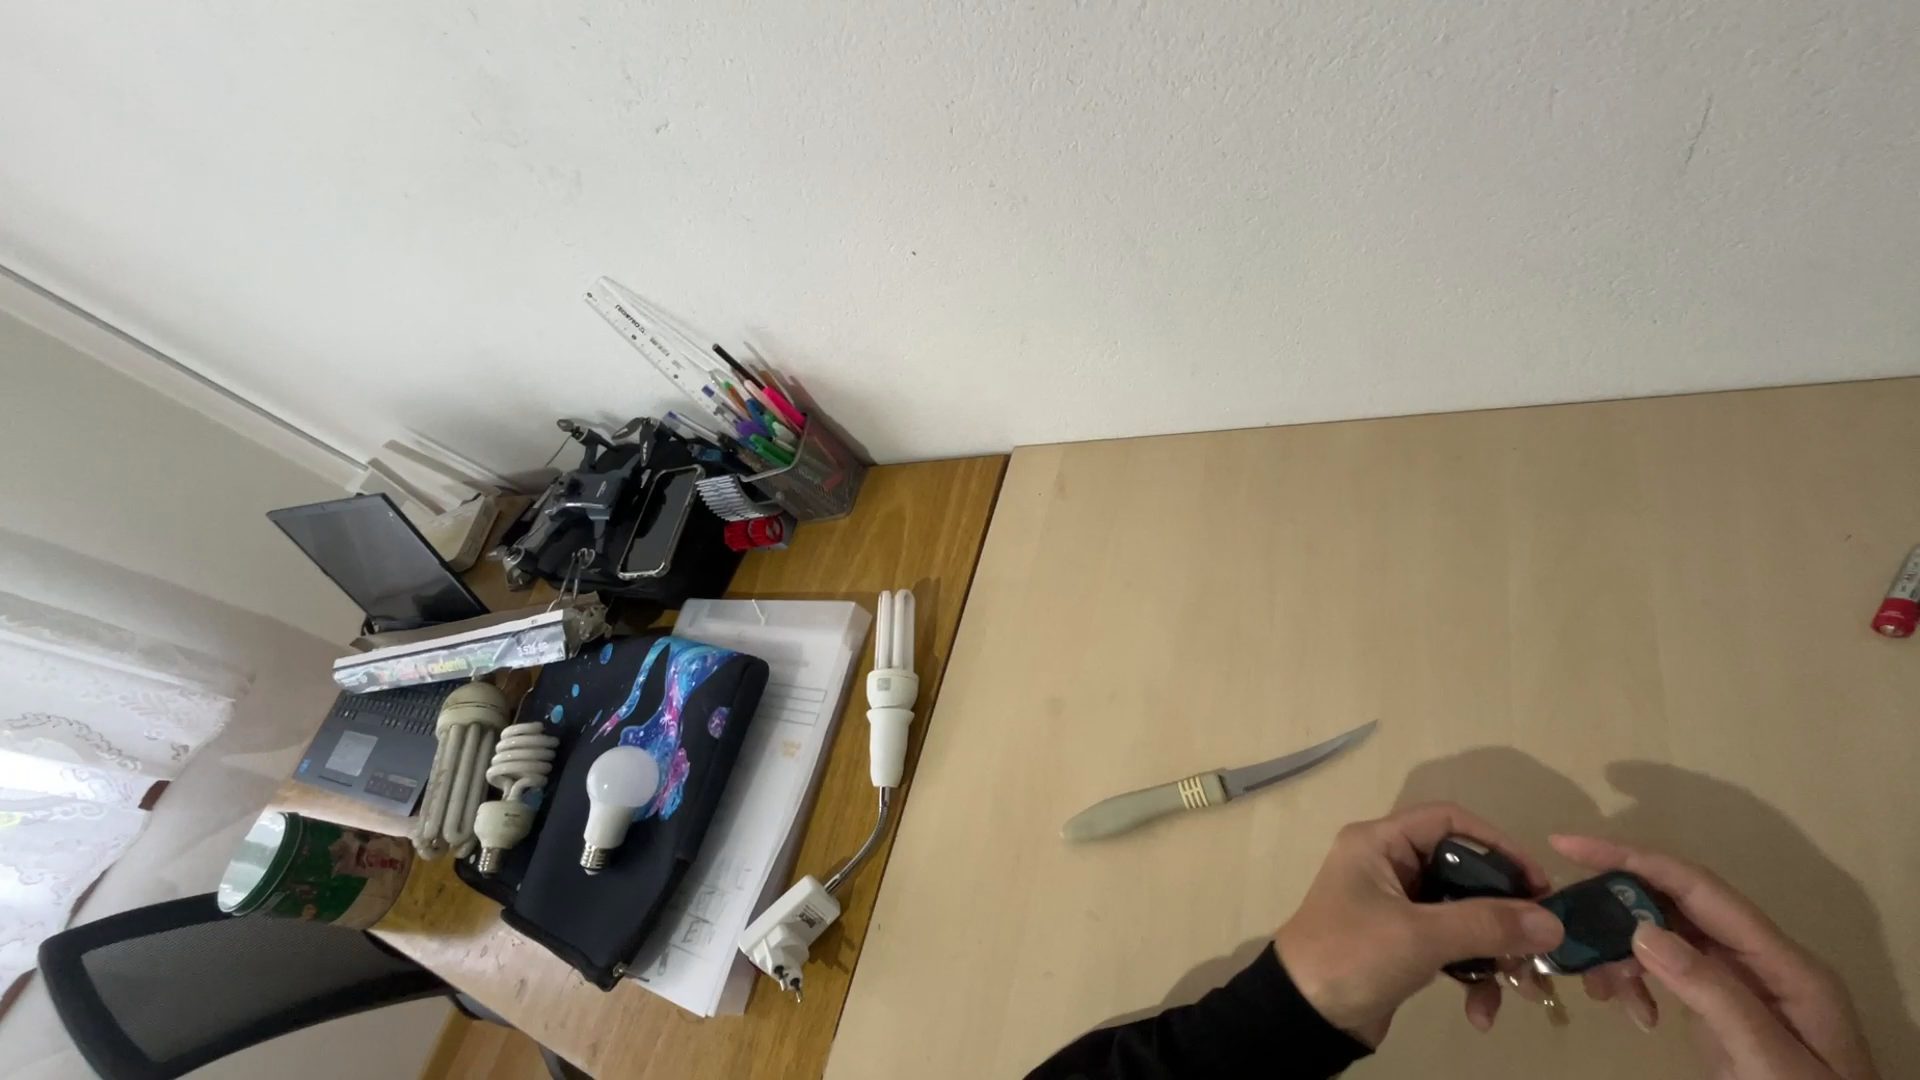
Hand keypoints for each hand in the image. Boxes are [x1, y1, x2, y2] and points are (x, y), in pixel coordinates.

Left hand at [1274, 803, 1565, 1046]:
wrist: (1308, 1011)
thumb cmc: (1352, 954)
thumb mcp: (1419, 936)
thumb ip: (1485, 924)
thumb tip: (1552, 921)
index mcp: (1378, 842)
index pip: (1446, 820)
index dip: (1496, 843)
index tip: (1539, 883)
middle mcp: (1387, 864)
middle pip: (1463, 871)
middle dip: (1503, 912)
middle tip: (1541, 945)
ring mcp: (1396, 903)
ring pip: (1464, 914)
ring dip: (1494, 951)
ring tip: (1520, 986)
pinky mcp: (1403, 940)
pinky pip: (1453, 946)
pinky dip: (1474, 975)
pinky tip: (1481, 1012)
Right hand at [1551, 835, 1879, 1079]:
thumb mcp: (1767, 1061)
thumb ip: (1713, 995)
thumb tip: (1641, 929)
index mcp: (1783, 962)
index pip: (1696, 887)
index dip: (1631, 859)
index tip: (1565, 845)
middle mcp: (1761, 958)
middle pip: (1671, 905)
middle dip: (1614, 911)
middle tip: (1565, 922)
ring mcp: (1740, 978)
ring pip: (1659, 935)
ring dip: (1618, 953)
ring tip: (1599, 986)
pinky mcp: (1719, 998)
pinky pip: (1663, 967)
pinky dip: (1635, 980)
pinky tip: (1633, 1010)